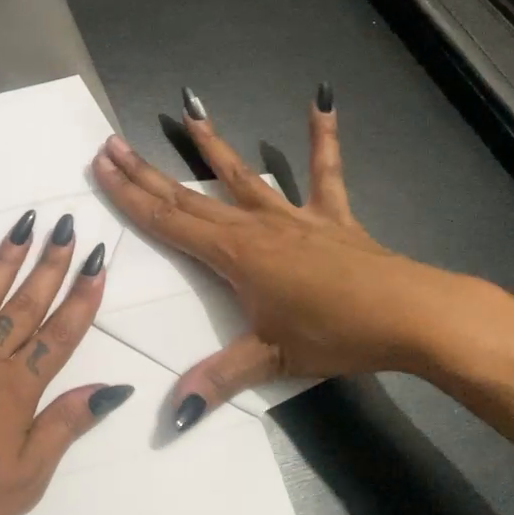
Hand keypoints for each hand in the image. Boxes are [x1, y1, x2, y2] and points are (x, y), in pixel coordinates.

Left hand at [0, 212, 134, 514]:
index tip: (98, 263)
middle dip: (50, 265)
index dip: (82, 299)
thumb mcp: (27, 478)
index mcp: (17, 390)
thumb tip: (111, 387)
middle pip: (24, 306)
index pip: (59, 336)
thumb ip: (65, 425)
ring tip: (25, 225)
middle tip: (67, 228)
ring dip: (6, 259)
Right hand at [92, 84, 482, 429]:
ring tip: (189, 108)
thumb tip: (171, 414)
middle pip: (187, 194)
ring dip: (211, 144)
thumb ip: (218, 379)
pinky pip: (325, 171)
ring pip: (241, 175)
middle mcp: (252, 225)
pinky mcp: (331, 215)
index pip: (166, 220)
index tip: (100, 165)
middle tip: (111, 142)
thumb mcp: (270, 360)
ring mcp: (292, 215)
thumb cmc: (336, 335)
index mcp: (231, 254)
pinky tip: (323, 100)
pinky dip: (323, 137)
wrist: (413, 316)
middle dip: (145, 169)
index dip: (128, 193)